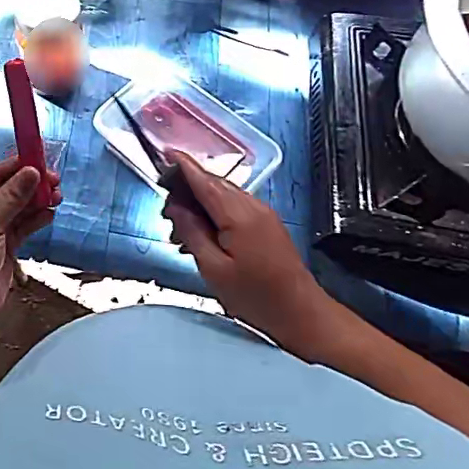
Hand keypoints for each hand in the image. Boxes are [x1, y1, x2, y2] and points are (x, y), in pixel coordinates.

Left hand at [0, 159, 60, 324]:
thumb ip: (12, 197)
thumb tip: (31, 172)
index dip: (16, 166)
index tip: (39, 159)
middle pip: (9, 190)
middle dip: (31, 183)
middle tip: (54, 179)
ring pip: (19, 208)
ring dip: (37, 201)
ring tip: (58, 194)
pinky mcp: (6, 246)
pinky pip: (24, 227)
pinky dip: (37, 219)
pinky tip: (50, 212)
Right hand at [161, 152, 338, 349]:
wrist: (302, 314)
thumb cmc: (257, 296)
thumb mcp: (213, 268)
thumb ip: (192, 233)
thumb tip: (176, 207)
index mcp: (238, 215)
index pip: (205, 181)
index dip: (183, 166)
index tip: (166, 154)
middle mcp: (253, 207)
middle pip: (214, 185)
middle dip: (188, 188)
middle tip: (166, 209)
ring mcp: (263, 214)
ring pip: (224, 195)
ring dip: (201, 202)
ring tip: (182, 227)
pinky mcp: (267, 224)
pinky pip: (234, 206)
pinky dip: (215, 211)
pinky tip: (204, 233)